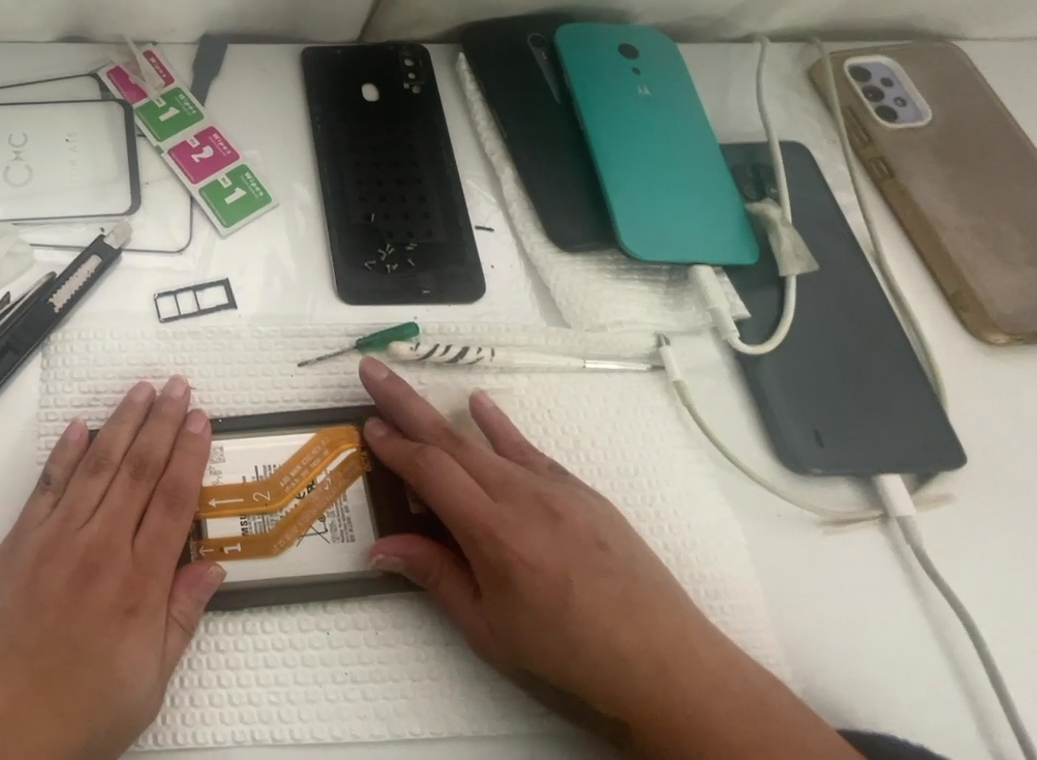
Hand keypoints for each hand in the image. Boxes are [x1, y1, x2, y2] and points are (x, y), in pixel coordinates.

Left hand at [0, 376, 221, 759]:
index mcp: (138, 582)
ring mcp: (56, 538)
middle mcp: (99, 547)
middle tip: (177, 386)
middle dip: (161, 422)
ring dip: (121, 423)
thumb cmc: (75, 711)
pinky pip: (47, 484)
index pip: (173, 500)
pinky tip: (80, 427)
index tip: (200, 420)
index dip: (189, 454)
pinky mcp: (21, 541)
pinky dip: (65, 452)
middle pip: (138, 469)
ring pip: (96, 465)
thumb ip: (181, 617)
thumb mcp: (149, 681)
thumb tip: (211, 569)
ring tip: (139, 390)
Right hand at [357, 357, 857, 759]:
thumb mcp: (489, 629)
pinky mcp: (582, 493)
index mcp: (494, 535)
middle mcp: (521, 498)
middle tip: (370, 369)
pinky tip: (478, 405)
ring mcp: (555, 490)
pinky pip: (529, 450)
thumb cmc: (571, 658)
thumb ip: (434, 577)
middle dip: (403, 403)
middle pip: (449, 440)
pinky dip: (499, 426)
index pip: (429, 472)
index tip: (366, 426)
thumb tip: (380, 548)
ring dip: (439, 410)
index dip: (393, 447)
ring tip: (406, 385)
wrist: (669, 666)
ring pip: (484, 441)